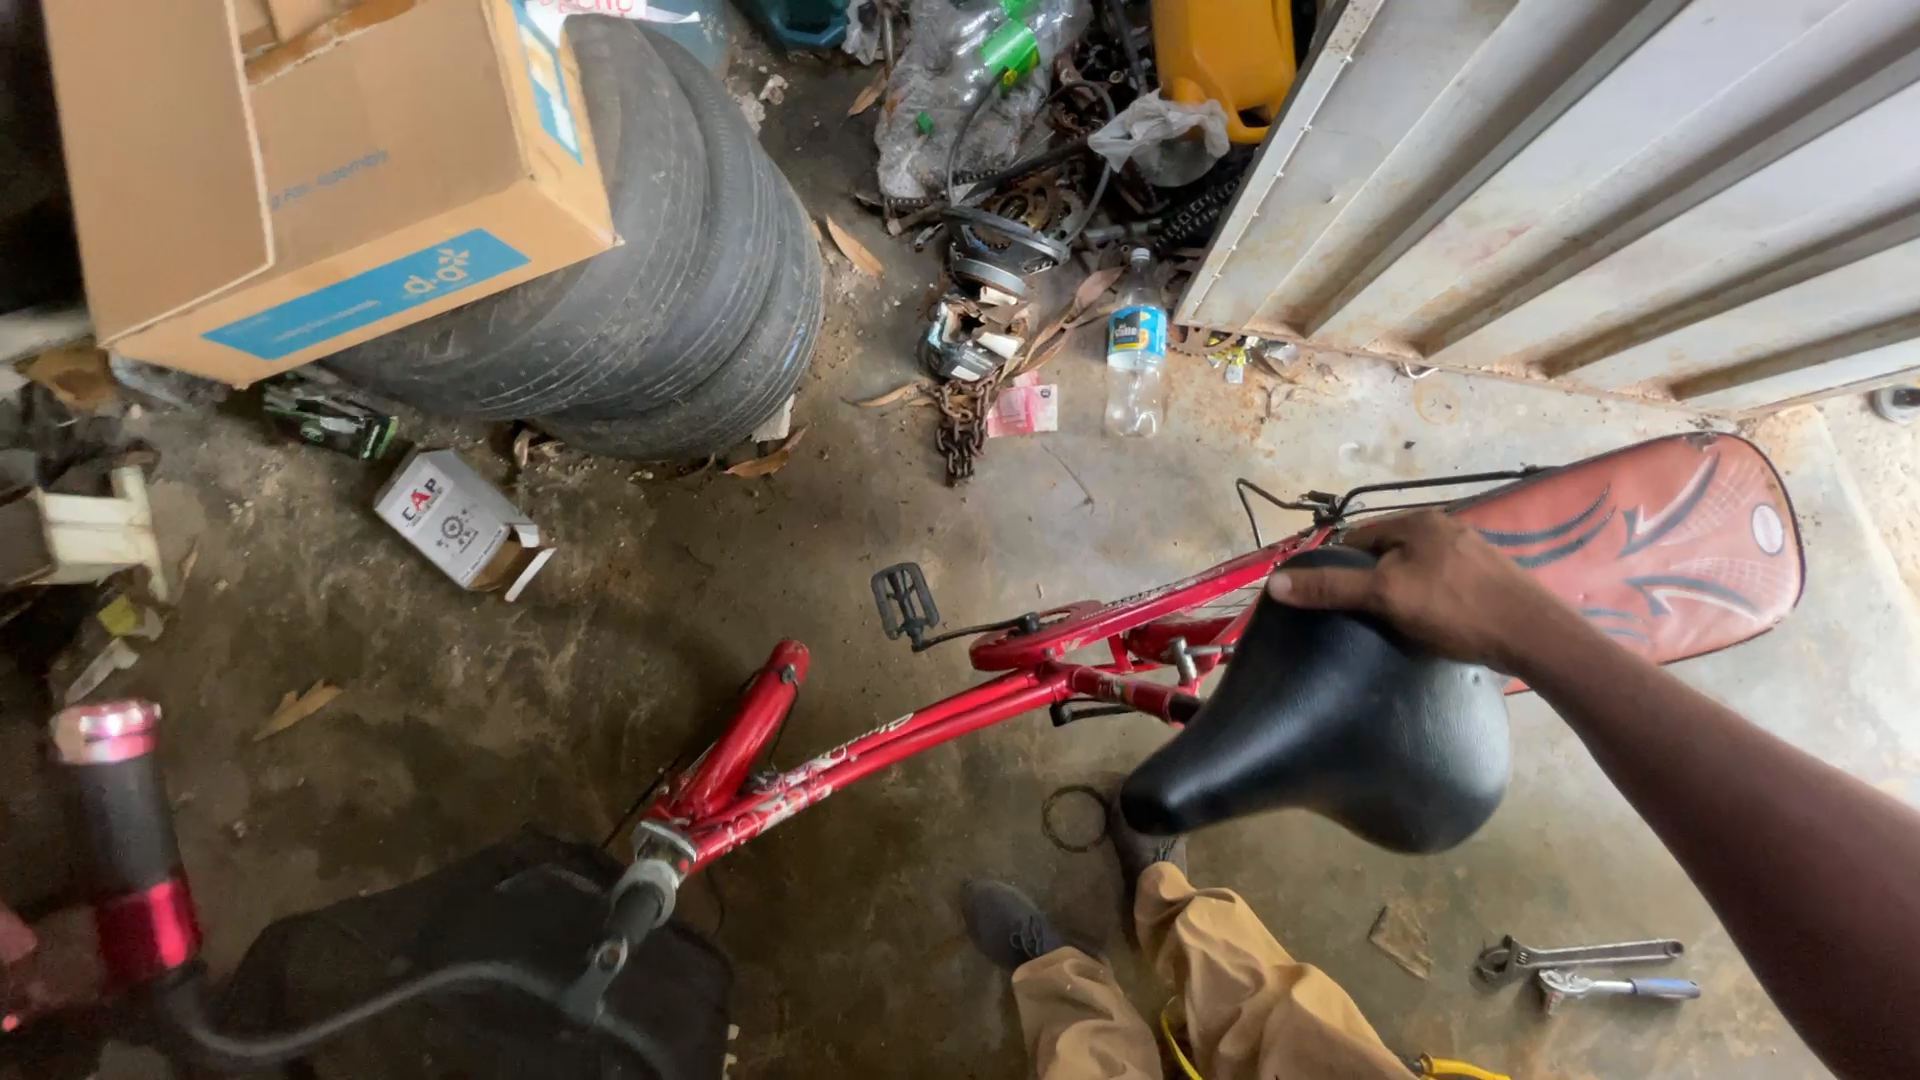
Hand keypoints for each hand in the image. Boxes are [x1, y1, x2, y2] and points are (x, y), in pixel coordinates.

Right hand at [1265, 510, 1578, 670]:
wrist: (1537, 639)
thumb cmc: (1455, 609)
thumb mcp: (1385, 596)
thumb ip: (1330, 588)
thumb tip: (1274, 582)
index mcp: (1417, 522)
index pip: (1356, 539)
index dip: (1338, 568)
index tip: (1334, 600)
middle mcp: (1445, 526)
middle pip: (1385, 552)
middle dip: (1370, 579)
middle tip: (1364, 615)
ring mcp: (1471, 550)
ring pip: (1414, 568)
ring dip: (1400, 590)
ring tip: (1396, 622)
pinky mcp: (1491, 575)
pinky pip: (1441, 581)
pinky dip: (1429, 598)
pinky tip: (1433, 622)